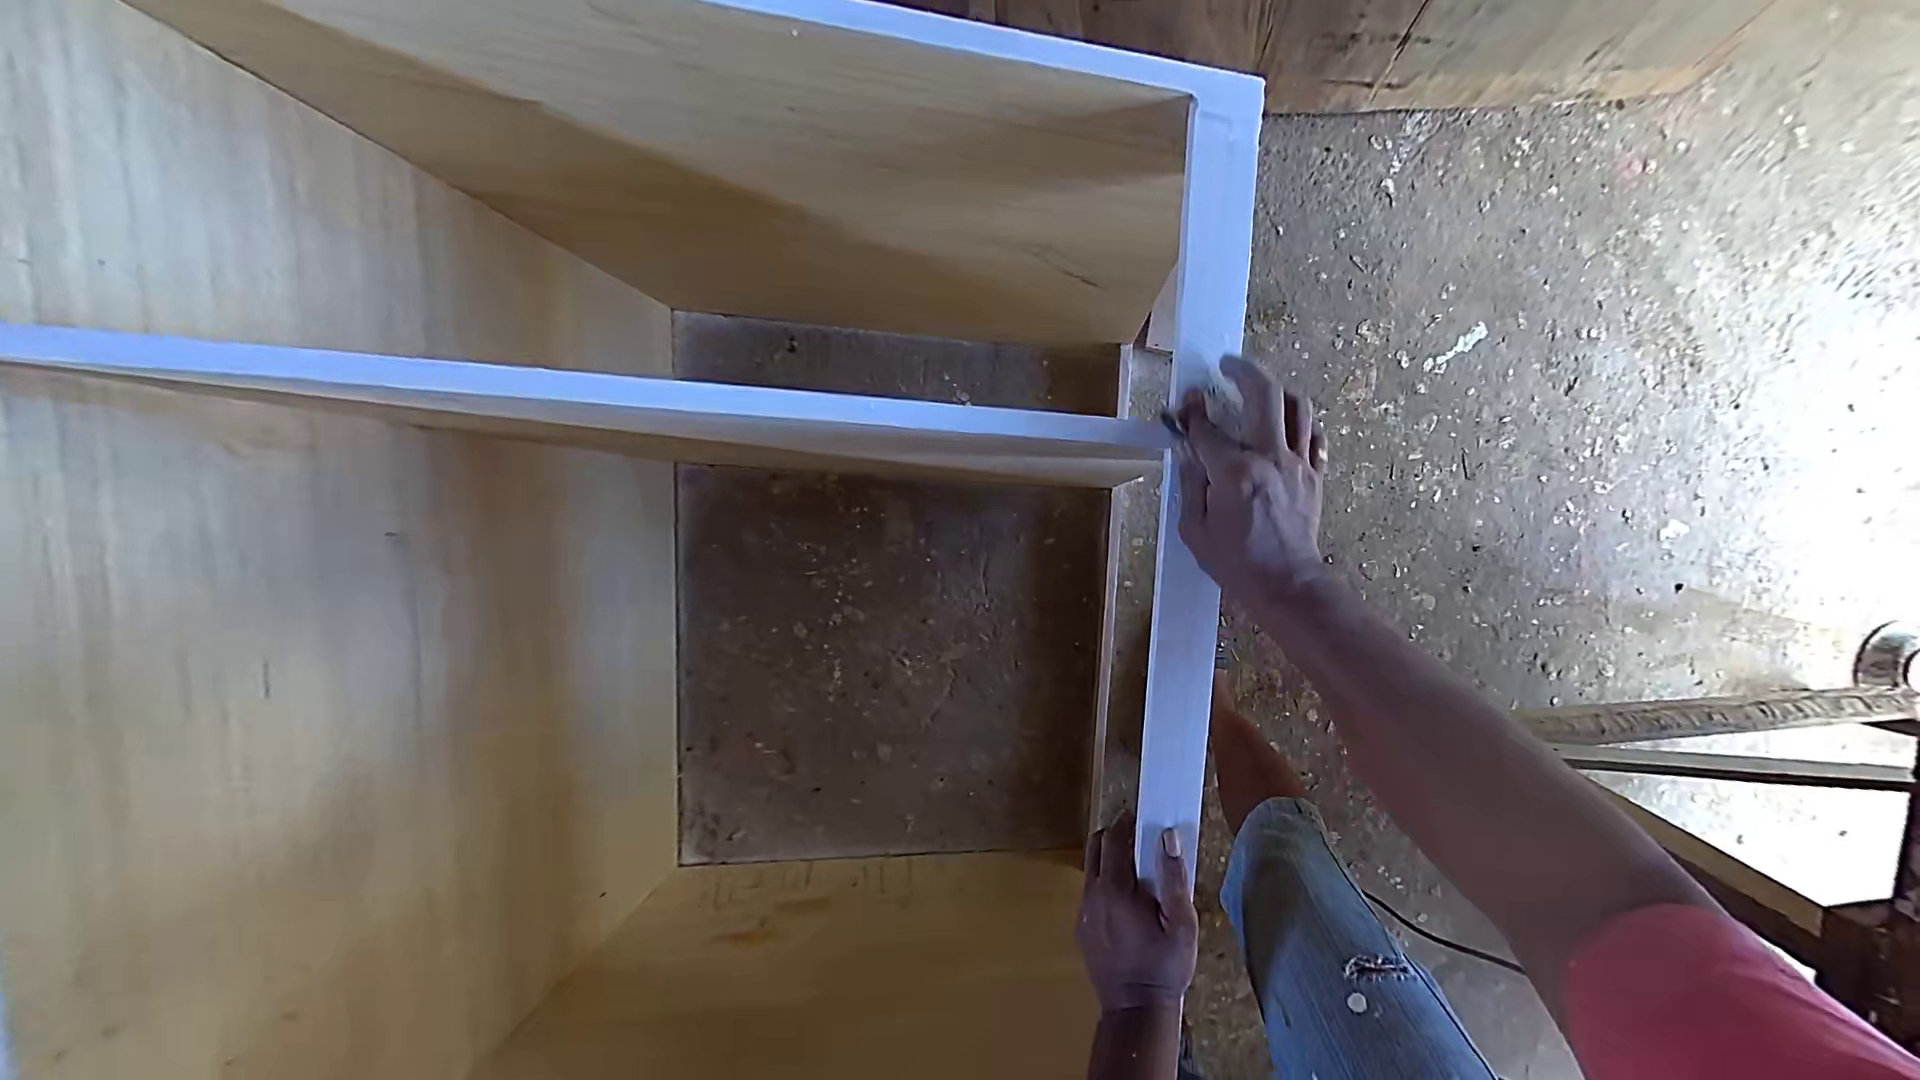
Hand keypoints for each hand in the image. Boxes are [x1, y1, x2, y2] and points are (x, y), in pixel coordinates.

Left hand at [1076, 812, 1198, 1012]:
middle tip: (1135, 837)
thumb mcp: (1182, 924)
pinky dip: (1104, 884)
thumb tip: (1167, 836)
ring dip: (1107, 860)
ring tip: (1133, 869)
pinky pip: (1090, 893)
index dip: (1124, 824)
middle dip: (1112, 836)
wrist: (1136, 1010)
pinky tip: (1125, 900)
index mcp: (1115, 890)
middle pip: (1094, 847)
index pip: (1112, 840)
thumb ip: (1174, 877)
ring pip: (1090, 870)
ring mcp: (1083, 911)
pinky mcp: (1081, 927)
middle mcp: (1092, 895)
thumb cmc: (1165, 966)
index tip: (1137, 816)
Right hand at [1174, 355, 1326, 601]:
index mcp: (1234, 473)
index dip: (1191, 412)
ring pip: (1297, 407)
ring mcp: (1299, 464)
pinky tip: (1283, 428)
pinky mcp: (1315, 475)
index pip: (1207, 429)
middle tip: (1228, 365)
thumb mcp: (1194, 529)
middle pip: (1264, 394)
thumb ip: (1190, 484)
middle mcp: (1270, 458)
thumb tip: (1188, 452)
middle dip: (1244, 371)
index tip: (1184, 402)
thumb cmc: (1234, 562)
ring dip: (1275, 391)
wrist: (1286, 584)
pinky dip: (1298, 424)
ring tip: (1258, 391)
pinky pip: (1313, 436)